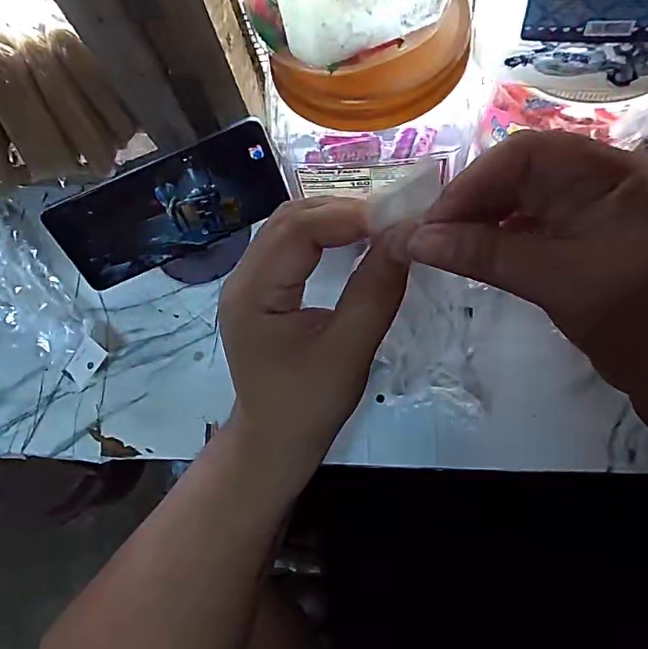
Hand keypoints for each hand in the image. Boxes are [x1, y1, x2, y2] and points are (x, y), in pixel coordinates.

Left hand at [218, 198, 409, 470]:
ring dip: (333, 218)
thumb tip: (406, 236)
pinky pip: (289, 245)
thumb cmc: (309, 405)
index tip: (398, 217)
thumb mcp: (350, 352)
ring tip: (379, 224)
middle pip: (288, 220)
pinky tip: (353, 239)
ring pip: (288, 227)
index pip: (296, 231)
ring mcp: (246, 281)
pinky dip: (323, 235)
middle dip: (342, 210)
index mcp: (252, 294)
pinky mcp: (259, 288)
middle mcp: (241, 278)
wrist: (274, 438)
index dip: (348, 216)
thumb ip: (376, 291)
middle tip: (394, 217)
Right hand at [405, 132, 647, 395]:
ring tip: (446, 253)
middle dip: (472, 202)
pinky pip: (534, 230)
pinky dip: (501, 242)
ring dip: (482, 223)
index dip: (472, 182)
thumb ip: (487, 254)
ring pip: (523, 204)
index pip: (525, 153)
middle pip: (520, 174)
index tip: (432, 225)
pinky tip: (478, 261)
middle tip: (430, 242)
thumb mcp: (562, 283)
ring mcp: (598, 217)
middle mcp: (605, 184)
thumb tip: (413, 239)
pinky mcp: (590, 248)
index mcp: (613, 174)